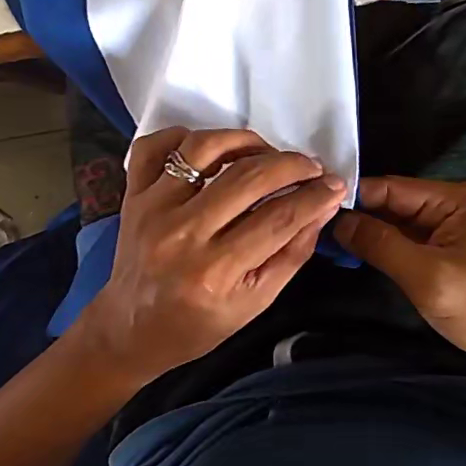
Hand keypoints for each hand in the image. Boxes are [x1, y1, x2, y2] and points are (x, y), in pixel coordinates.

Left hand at [76, 127, 346, 385]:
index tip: (335, 185)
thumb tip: (323, 206)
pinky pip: (156, 146)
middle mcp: (182, 233)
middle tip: (312, 167)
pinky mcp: (132, 194)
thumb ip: (292, 253)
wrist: (131, 329)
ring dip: (245, 142)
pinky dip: (186, 137)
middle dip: (292, 165)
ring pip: (205, 148)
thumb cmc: (198, 324)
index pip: (278, 218)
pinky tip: (212, 150)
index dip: (315, 196)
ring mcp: (152, 208)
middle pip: (248, 177)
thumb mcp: (255, 302)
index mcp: (215, 271)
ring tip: (267, 154)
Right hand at [332, 176, 465, 376]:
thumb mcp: (426, 276)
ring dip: (371, 236)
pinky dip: (388, 250)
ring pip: (401, 226)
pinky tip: (359, 256)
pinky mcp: (455, 252)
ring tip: (328, 244)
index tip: (312, 209)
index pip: (391, 187)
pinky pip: (413, 243)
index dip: (353, 197)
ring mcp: (458, 229)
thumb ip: (379, 244)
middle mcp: (458, 205)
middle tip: (314, 232)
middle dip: (360, 218)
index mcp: (459, 198)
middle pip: (395, 204)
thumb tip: (337, 221)